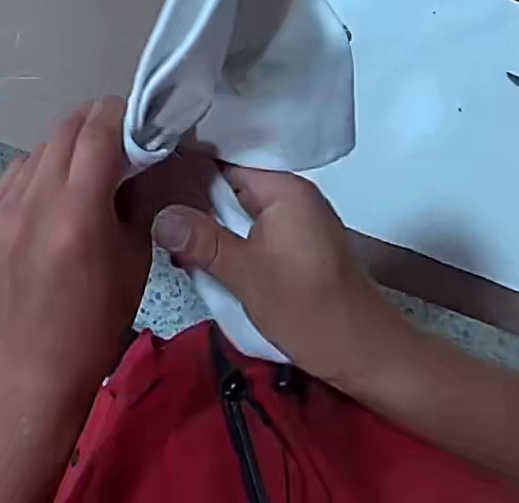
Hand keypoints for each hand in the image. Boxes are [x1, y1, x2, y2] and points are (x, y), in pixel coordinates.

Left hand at [0, 96, 153, 405]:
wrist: (32, 361)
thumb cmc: (97, 317)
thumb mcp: (134, 256)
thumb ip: (137, 195)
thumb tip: (143, 154)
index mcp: (78, 213)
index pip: (96, 133)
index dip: (116, 112)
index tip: (133, 113)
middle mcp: (36, 200)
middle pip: (65, 129)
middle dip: (93, 120)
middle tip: (115, 131)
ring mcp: (5, 205)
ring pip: (41, 146)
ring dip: (68, 144)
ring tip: (86, 163)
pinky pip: (20, 169)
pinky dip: (42, 167)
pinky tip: (54, 190)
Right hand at [151, 166, 425, 395]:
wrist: (369, 359)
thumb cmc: (312, 312)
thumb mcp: (247, 276)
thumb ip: (201, 242)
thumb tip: (158, 216)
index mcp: (282, 187)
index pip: (222, 158)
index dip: (184, 164)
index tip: (149, 172)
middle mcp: (289, 191)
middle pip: (226, 180)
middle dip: (190, 197)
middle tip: (151, 209)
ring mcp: (292, 215)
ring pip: (235, 205)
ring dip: (206, 221)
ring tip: (168, 232)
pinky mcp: (292, 239)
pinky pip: (248, 223)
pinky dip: (224, 235)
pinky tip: (198, 251)